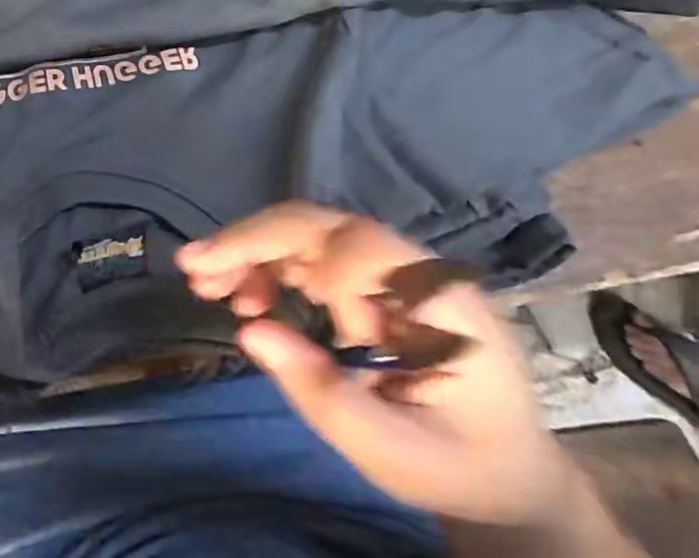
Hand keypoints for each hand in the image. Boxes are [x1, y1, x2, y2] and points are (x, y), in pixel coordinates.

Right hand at [176, 202, 584, 530]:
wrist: (506, 472)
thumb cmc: (459, 466)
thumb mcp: (394, 453)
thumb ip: (323, 394)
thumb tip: (248, 329)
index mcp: (438, 301)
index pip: (360, 248)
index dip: (296, 261)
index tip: (249, 306)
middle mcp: (412, 269)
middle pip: (324, 227)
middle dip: (253, 240)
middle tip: (192, 267)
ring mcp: (390, 272)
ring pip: (308, 234)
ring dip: (251, 250)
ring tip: (204, 283)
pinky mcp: (371, 284)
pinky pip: (310, 257)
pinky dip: (268, 268)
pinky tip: (243, 297)